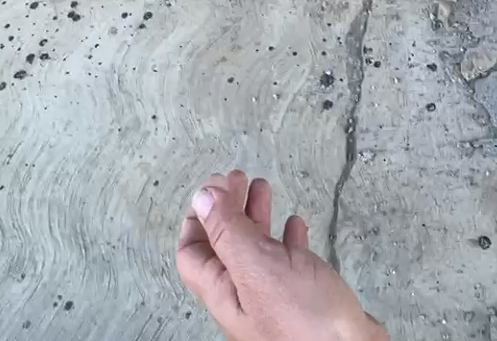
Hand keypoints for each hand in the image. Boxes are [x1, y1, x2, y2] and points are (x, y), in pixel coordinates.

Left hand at [175, 169, 386, 340]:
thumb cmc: (303, 319)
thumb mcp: (259, 267)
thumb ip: (228, 232)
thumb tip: (201, 197)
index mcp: (224, 292)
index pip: (192, 253)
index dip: (198, 217)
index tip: (215, 183)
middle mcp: (244, 297)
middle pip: (224, 247)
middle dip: (228, 208)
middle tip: (239, 176)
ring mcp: (274, 299)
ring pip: (255, 251)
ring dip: (256, 216)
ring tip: (264, 187)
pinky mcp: (304, 299)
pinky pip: (288, 262)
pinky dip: (288, 238)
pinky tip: (296, 225)